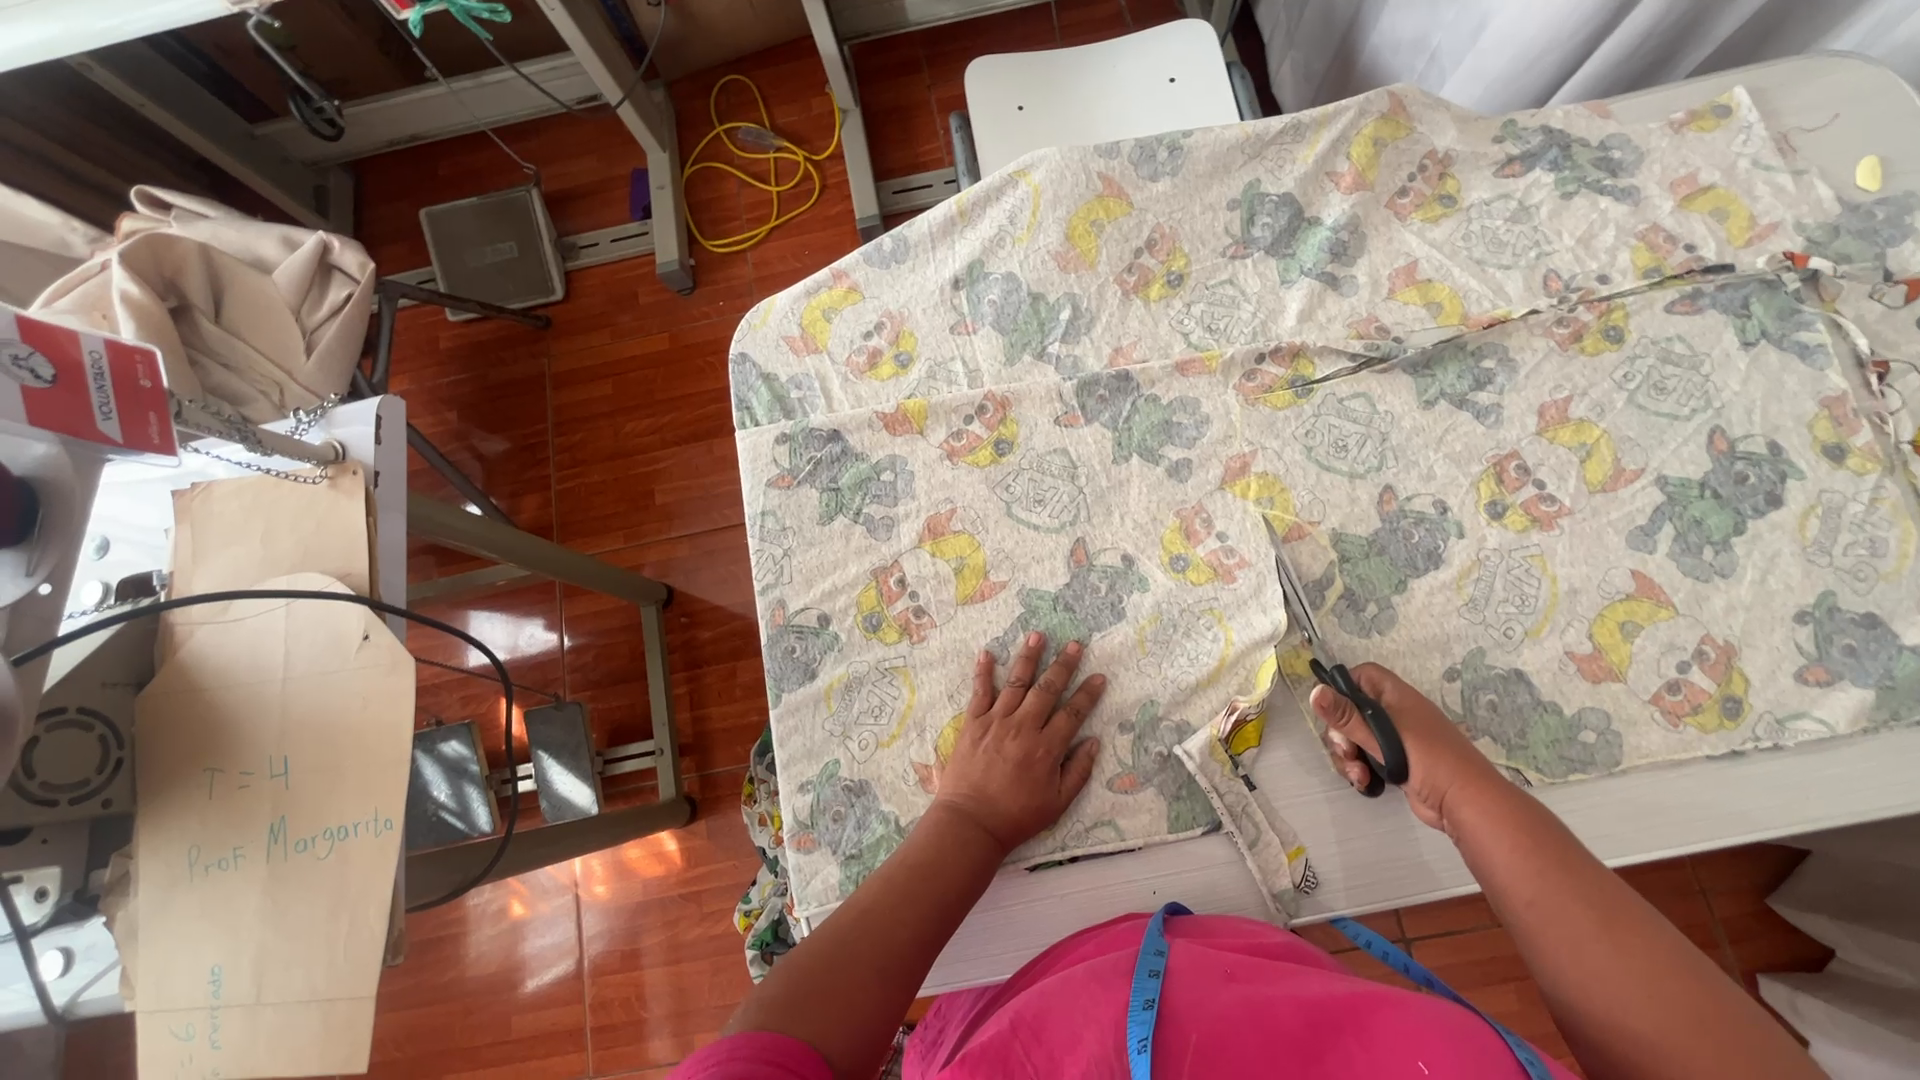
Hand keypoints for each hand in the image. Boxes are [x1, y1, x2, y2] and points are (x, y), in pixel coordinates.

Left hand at [927, 631, 1105, 856]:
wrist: (971, 823)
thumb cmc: (1017, 817)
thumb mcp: (1058, 803)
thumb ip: (1078, 771)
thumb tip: (1094, 741)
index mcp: (1047, 748)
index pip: (1073, 713)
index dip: (1088, 694)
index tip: (1099, 676)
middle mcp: (1023, 728)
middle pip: (1047, 689)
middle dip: (1063, 665)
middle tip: (1075, 644)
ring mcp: (996, 722)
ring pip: (1016, 683)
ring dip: (1028, 658)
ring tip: (1037, 635)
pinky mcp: (973, 724)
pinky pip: (979, 692)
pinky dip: (984, 672)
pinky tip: (987, 653)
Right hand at [1311, 663, 1504, 835]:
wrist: (1466, 803)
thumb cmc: (1428, 760)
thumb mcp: (1382, 736)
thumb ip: (1346, 715)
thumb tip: (1314, 690)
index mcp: (1395, 698)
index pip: (1363, 676)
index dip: (1343, 687)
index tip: (1332, 709)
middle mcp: (1394, 715)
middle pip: (1351, 712)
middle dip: (1341, 734)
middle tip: (1346, 751)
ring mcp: (1395, 740)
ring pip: (1355, 739)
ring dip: (1348, 757)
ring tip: (1358, 775)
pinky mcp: (1394, 764)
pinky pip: (1365, 759)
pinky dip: (1360, 770)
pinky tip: (1364, 784)